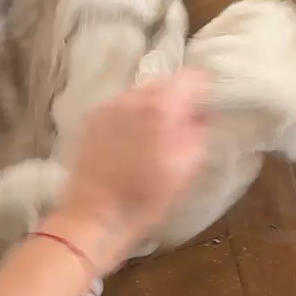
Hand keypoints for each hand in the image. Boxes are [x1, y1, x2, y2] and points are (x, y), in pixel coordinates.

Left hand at [50, 70, 210, 269]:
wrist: (94, 218)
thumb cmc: (146, 199)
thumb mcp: (187, 169)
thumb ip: (199, 133)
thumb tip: (201, 116)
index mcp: (162, 105)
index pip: (194, 77)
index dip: (204, 92)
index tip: (205, 111)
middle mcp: (132, 96)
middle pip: (164, 82)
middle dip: (176, 101)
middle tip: (181, 128)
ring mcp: (108, 106)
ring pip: (140, 94)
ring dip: (151, 110)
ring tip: (154, 138)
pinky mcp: (90, 121)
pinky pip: (119, 109)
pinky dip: (130, 119)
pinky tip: (130, 144)